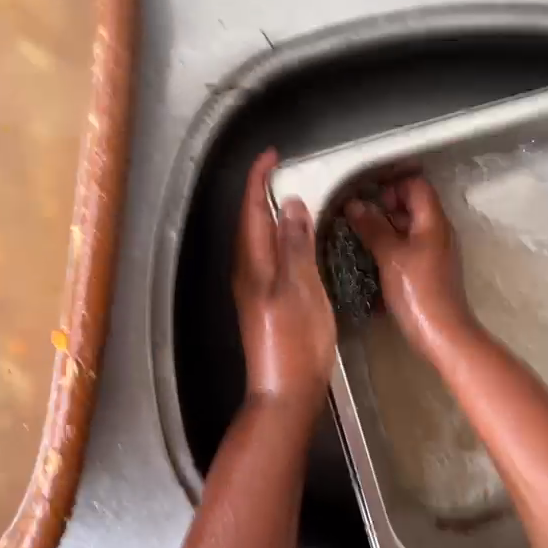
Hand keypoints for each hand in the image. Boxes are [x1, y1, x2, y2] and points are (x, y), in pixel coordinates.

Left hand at [234, 150, 336, 411]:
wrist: (285, 392)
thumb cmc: (294, 342)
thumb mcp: (300, 288)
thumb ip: (294, 245)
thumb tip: (290, 204)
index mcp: (253, 264)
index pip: (251, 210)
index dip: (259, 180)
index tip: (272, 155)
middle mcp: (248, 271)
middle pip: (251, 222)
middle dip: (263, 192)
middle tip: (286, 170)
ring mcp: (254, 288)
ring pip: (259, 239)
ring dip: (270, 213)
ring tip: (293, 196)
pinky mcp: (265, 301)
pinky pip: (268, 255)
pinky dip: (280, 236)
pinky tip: (296, 239)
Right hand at [345, 176, 475, 358]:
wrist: (442, 334)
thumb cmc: (417, 292)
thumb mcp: (390, 255)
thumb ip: (372, 227)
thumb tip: (354, 205)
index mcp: (434, 221)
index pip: (416, 185)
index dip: (392, 186)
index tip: (367, 199)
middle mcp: (439, 231)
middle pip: (414, 203)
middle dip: (385, 206)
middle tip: (359, 218)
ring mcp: (437, 251)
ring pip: (410, 226)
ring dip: (387, 227)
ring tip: (362, 237)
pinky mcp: (431, 269)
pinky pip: (411, 246)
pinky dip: (393, 245)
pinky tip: (375, 259)